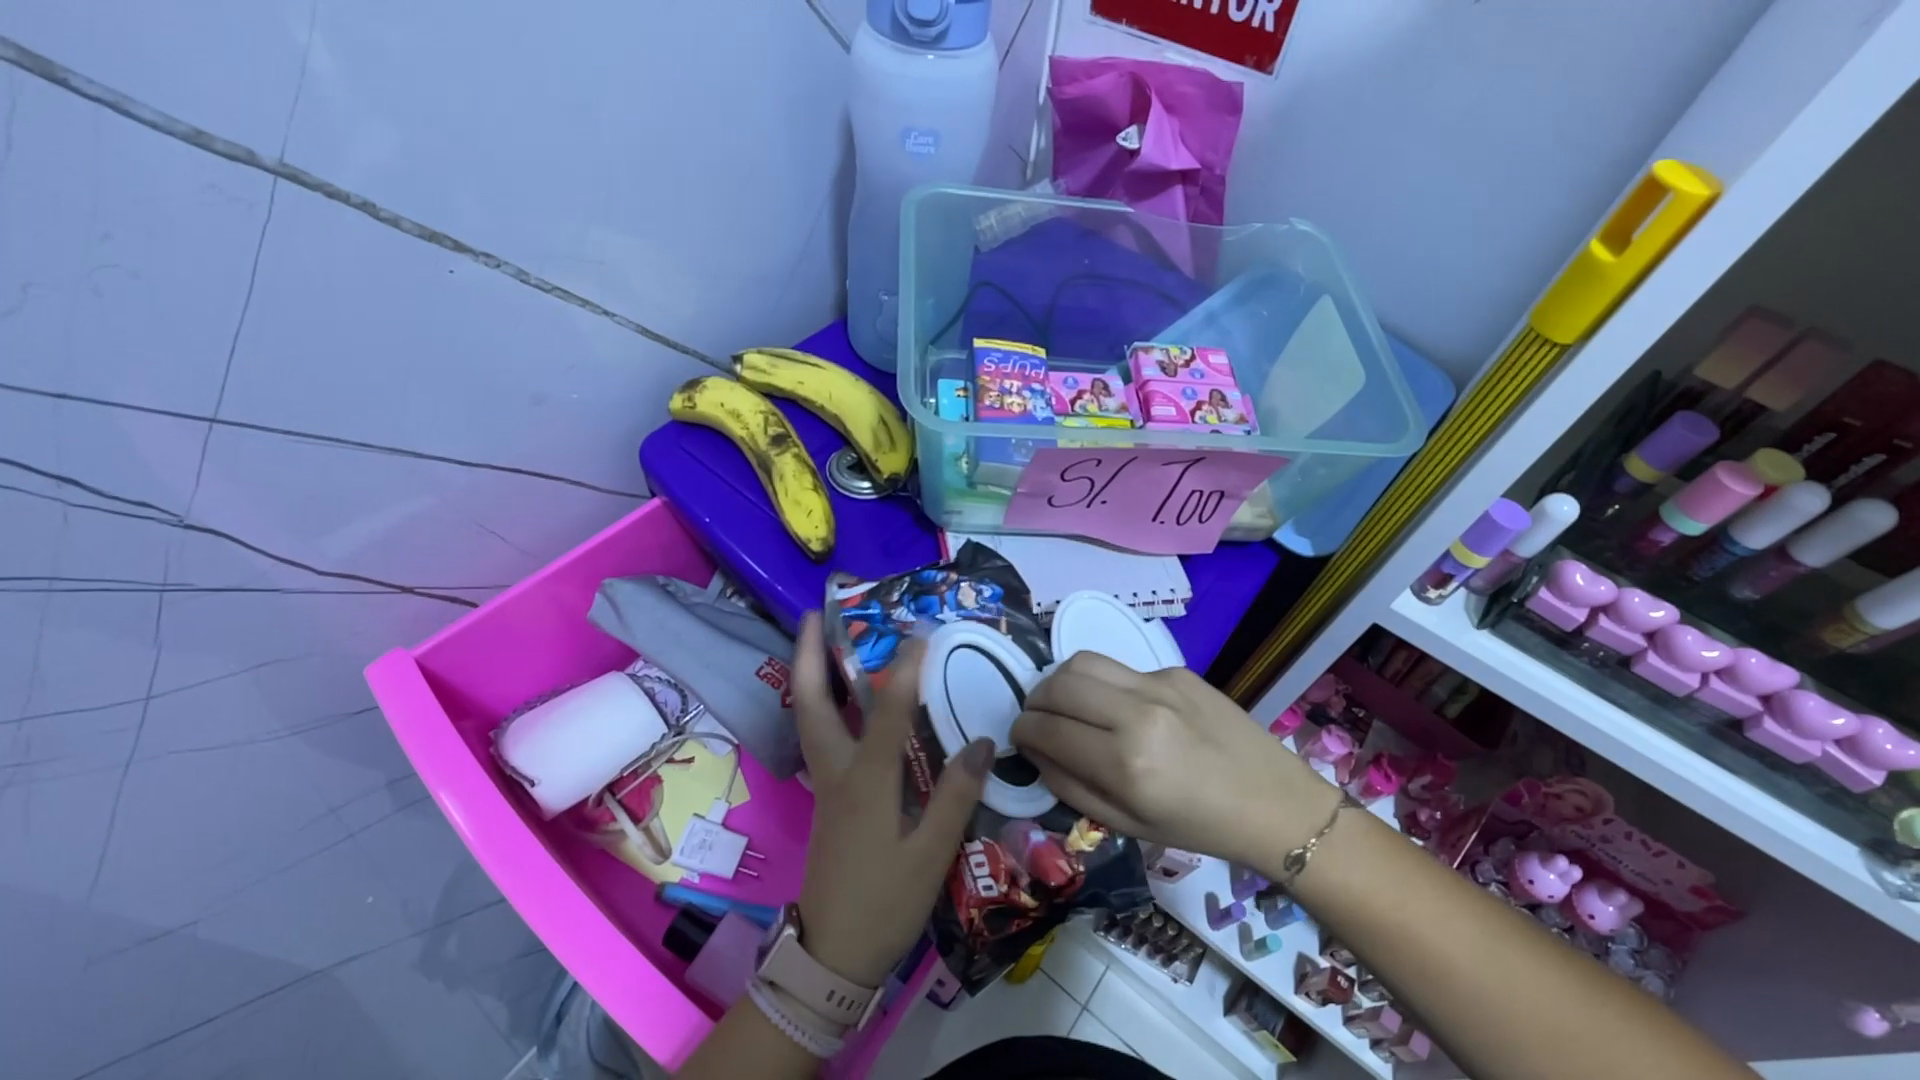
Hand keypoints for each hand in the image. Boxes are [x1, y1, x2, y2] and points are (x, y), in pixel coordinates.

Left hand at [790, 613, 992, 986]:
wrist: (833, 955)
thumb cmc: (884, 904)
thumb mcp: (930, 854)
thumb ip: (955, 796)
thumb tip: (979, 740)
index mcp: (865, 782)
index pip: (885, 711)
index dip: (903, 669)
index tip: (920, 631)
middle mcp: (838, 774)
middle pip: (813, 704)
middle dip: (812, 655)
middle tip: (812, 613)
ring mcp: (827, 788)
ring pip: (810, 720)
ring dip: (812, 678)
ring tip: (821, 643)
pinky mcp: (828, 803)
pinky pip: (821, 740)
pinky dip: (825, 709)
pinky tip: (843, 706)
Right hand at [1010, 652, 1334, 866]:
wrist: (1274, 802)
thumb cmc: (1199, 827)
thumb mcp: (1127, 825)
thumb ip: (1071, 787)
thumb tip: (1036, 752)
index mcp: (1125, 763)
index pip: (1046, 729)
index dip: (1022, 732)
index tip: (1021, 739)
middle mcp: (1138, 714)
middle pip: (1057, 685)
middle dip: (1034, 702)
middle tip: (1037, 720)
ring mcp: (1159, 685)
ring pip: (1082, 662)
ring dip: (1060, 682)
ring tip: (1065, 705)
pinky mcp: (1177, 671)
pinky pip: (1121, 669)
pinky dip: (1103, 686)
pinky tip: (1118, 710)